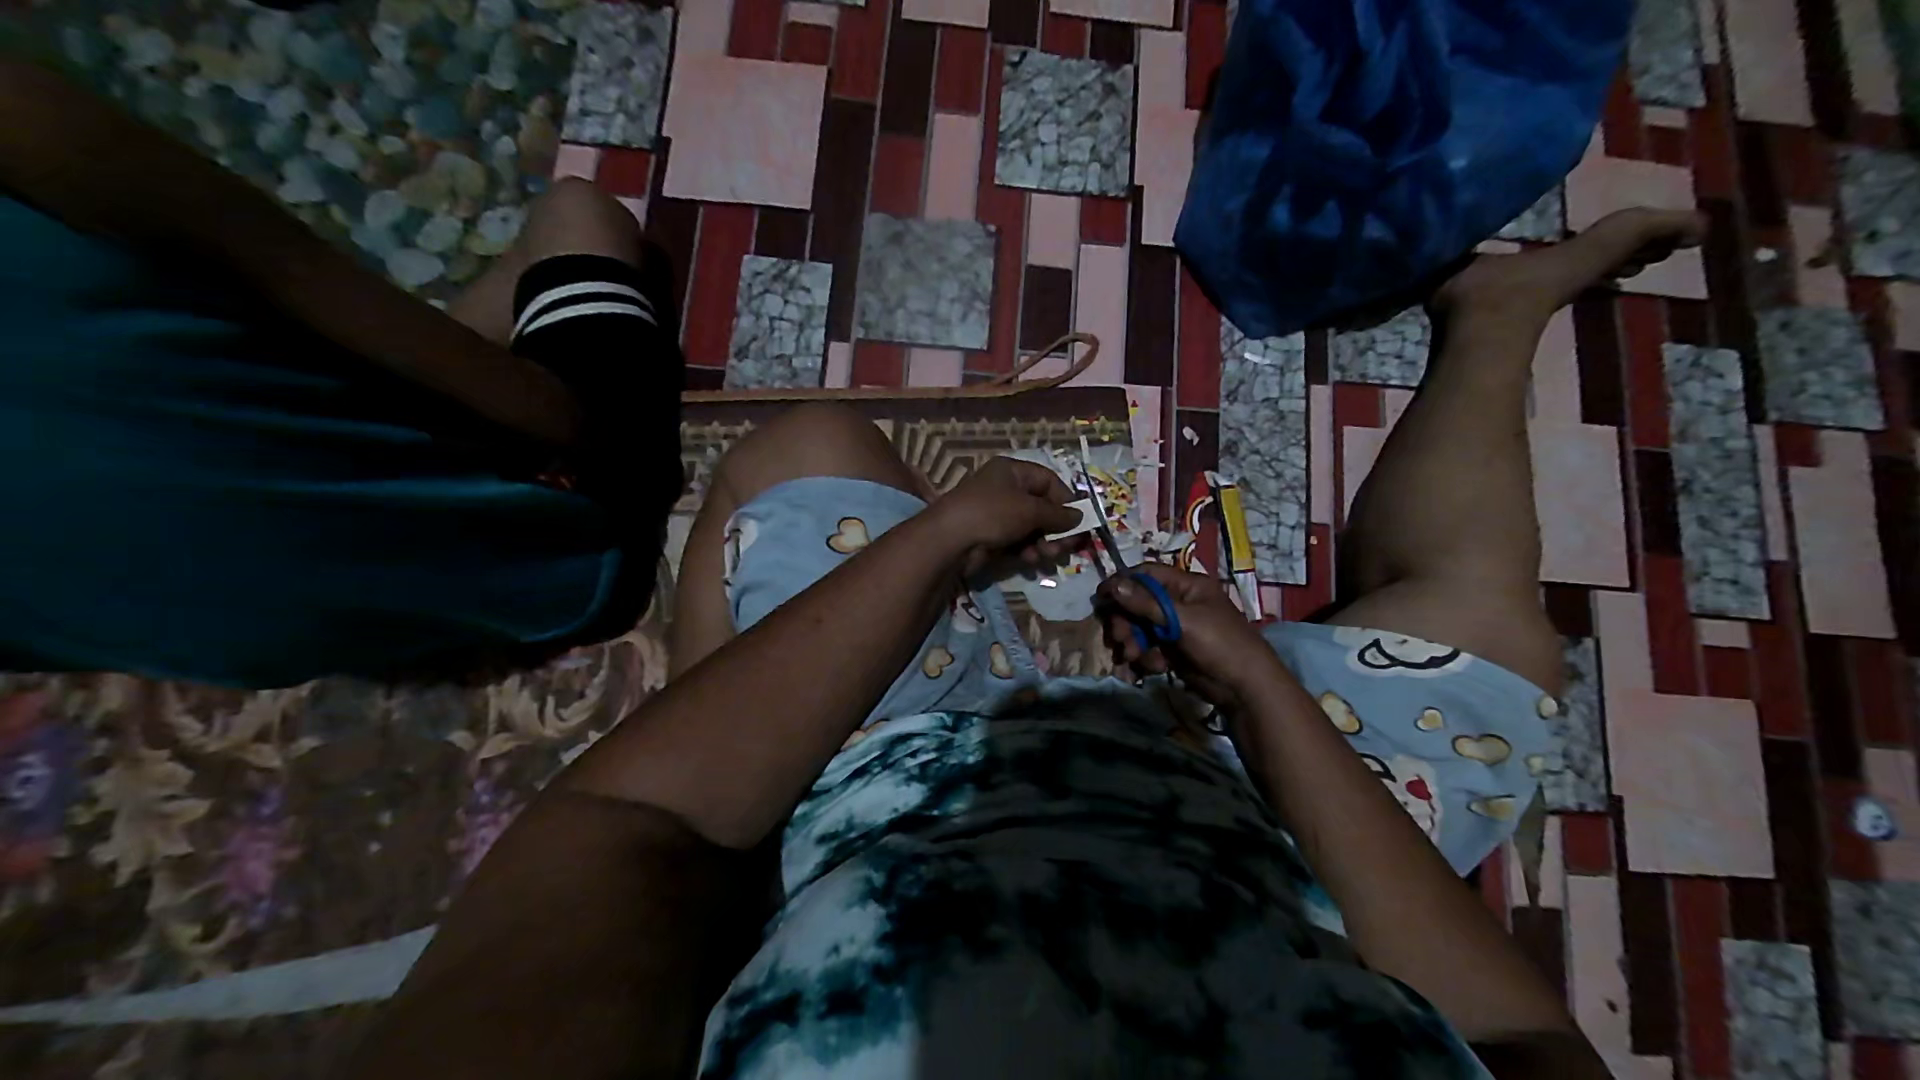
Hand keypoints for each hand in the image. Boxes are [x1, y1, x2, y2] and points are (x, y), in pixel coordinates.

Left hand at [927, 457, 1083, 574]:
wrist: (950, 540)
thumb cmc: (992, 513)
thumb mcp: (1030, 510)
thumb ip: (1058, 514)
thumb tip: (1080, 516)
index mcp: (1012, 471)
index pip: (1048, 480)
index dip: (1065, 500)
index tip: (1079, 520)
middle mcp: (1005, 489)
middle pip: (1041, 507)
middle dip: (1056, 527)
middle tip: (1068, 546)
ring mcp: (997, 514)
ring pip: (1032, 527)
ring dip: (1044, 542)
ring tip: (1048, 555)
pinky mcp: (991, 537)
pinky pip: (1018, 541)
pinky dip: (1028, 550)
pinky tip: (1031, 561)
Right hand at [1097, 563, 1287, 706]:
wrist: (1244, 687)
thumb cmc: (1219, 643)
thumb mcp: (1182, 620)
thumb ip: (1145, 603)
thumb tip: (1113, 584)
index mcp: (1187, 586)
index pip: (1147, 574)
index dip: (1123, 583)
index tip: (1101, 597)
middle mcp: (1179, 602)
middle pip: (1138, 602)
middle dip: (1125, 620)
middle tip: (1118, 636)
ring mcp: (1176, 627)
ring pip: (1140, 627)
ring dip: (1133, 641)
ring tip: (1134, 656)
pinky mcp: (1173, 650)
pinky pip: (1148, 647)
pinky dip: (1146, 657)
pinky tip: (1155, 667)